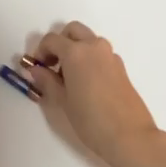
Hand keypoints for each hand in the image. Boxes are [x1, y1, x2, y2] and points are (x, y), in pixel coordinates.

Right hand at [27, 21, 165, 166]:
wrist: (129, 135)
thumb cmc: (91, 120)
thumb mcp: (63, 101)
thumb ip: (47, 81)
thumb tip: (36, 69)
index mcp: (76, 53)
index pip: (52, 40)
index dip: (40, 51)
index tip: (37, 68)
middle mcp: (94, 47)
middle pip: (72, 31)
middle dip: (60, 43)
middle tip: (52, 66)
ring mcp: (110, 55)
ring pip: (88, 40)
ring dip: (76, 49)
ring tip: (69, 77)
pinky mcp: (121, 67)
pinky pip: (100, 53)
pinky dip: (89, 58)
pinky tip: (86, 84)